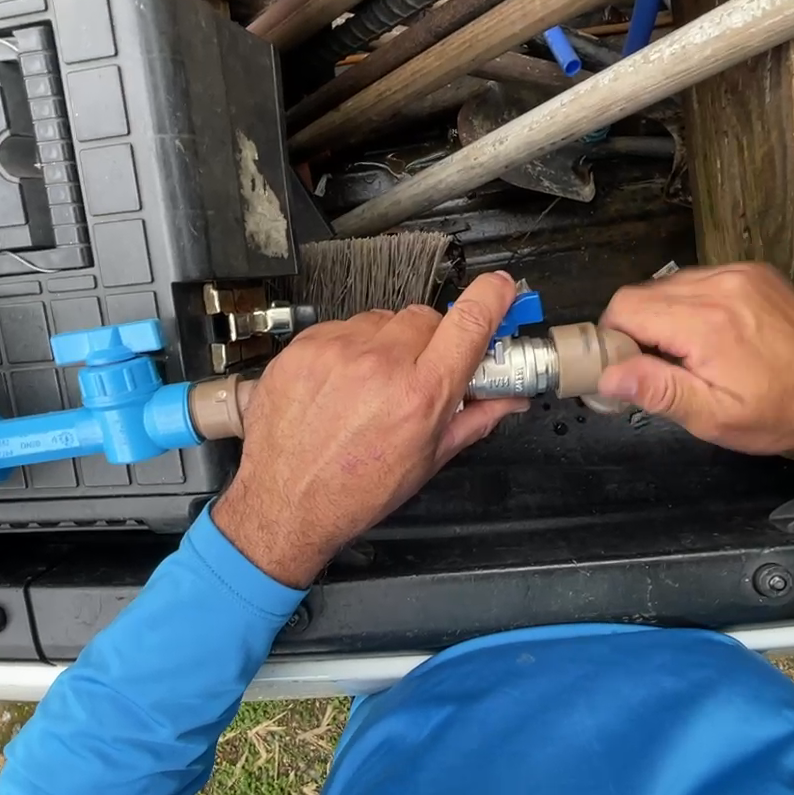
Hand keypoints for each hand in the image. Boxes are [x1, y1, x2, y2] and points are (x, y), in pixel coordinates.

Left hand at [213, 272, 527, 585]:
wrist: (285, 504)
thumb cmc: (354, 491)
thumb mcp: (427, 461)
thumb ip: (475, 419)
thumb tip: (508, 399)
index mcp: (421, 394)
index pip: (470, 320)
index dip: (492, 297)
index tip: (499, 290)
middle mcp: (380, 364)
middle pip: (426, 316)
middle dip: (431, 341)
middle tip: (419, 373)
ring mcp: (338, 350)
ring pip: (382, 320)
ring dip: (387, 343)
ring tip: (372, 386)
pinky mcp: (304, 347)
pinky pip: (342, 328)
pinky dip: (349, 348)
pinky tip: (342, 384)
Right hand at [595, 263, 793, 482]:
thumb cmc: (778, 413)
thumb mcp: (712, 416)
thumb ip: (656, 390)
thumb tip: (606, 375)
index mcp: (706, 322)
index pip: (625, 307)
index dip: (612, 337)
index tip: (624, 367)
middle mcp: (721, 285)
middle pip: (641, 293)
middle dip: (634, 329)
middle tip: (654, 367)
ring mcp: (739, 273)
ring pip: (667, 285)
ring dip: (660, 316)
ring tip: (683, 354)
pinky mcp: (753, 273)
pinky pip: (697, 280)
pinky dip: (688, 305)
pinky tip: (707, 335)